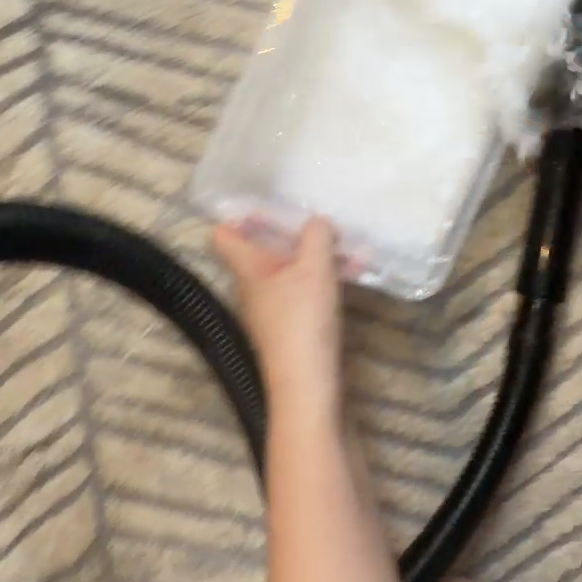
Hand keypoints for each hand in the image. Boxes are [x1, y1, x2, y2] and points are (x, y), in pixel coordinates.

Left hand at [214, 217, 343, 402]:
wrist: (307, 384)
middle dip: (292, 230)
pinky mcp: (294, 325)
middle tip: (320, 214)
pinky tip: (356, 272)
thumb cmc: (302, 319)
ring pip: (291, 268)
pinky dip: (327, 276)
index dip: (240, 213)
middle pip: (264, 248)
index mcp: (249, 268)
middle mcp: (255, 287)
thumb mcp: (314, 267)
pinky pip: (307, 288)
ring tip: (351, 242)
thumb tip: (318, 221)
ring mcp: (274, 308)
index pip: (225, 234)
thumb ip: (316, 236)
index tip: (268, 197)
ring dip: (317, 253)